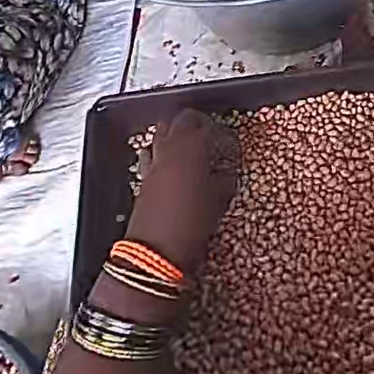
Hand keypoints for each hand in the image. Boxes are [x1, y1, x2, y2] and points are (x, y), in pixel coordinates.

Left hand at [127, 109, 237, 272]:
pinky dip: (160, 149)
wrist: (155, 252)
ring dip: (176, 131)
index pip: (207, 127)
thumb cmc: (191, 226)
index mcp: (191, 153)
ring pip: (162, 131)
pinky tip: (169, 162)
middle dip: (198, 122)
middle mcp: (169, 151)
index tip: (230, 140)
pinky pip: (150, 151)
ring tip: (190, 144)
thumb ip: (224, 181)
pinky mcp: (143, 177)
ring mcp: (154, 163)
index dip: (221, 131)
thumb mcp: (217, 203)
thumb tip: (228, 172)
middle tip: (212, 132)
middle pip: (182, 120)